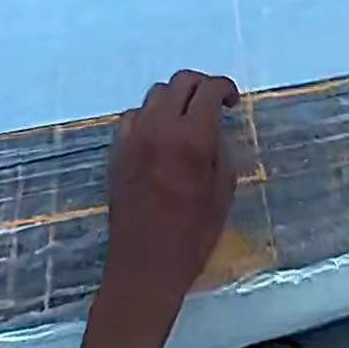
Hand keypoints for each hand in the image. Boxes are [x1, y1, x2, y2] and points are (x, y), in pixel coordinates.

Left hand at [104, 69, 239, 297]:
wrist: (144, 266)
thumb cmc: (192, 235)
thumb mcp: (222, 191)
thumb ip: (220, 149)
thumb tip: (213, 127)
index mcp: (192, 138)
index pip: (209, 89)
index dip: (225, 88)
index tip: (231, 101)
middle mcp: (161, 127)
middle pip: (181, 81)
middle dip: (201, 86)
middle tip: (211, 104)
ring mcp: (135, 135)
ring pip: (157, 93)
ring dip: (175, 99)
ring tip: (185, 119)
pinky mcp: (117, 148)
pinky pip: (135, 115)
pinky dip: (150, 116)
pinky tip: (159, 135)